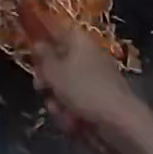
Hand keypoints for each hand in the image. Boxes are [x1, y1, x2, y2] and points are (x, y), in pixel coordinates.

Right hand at [32, 27, 152, 142]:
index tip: (31, 54)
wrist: (122, 122)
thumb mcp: (55, 72)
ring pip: (64, 86)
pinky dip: (71, 113)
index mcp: (78, 40)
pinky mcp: (99, 99)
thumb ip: (43, 57)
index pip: (55, 30)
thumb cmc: (84, 90)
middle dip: (47, 80)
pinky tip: (73, 124)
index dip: (40, 39)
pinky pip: (76, 102)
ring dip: (57, 101)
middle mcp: (87, 55)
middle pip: (57, 61)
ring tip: (61, 112)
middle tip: (42, 88)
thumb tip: (37, 43)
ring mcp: (94, 78)